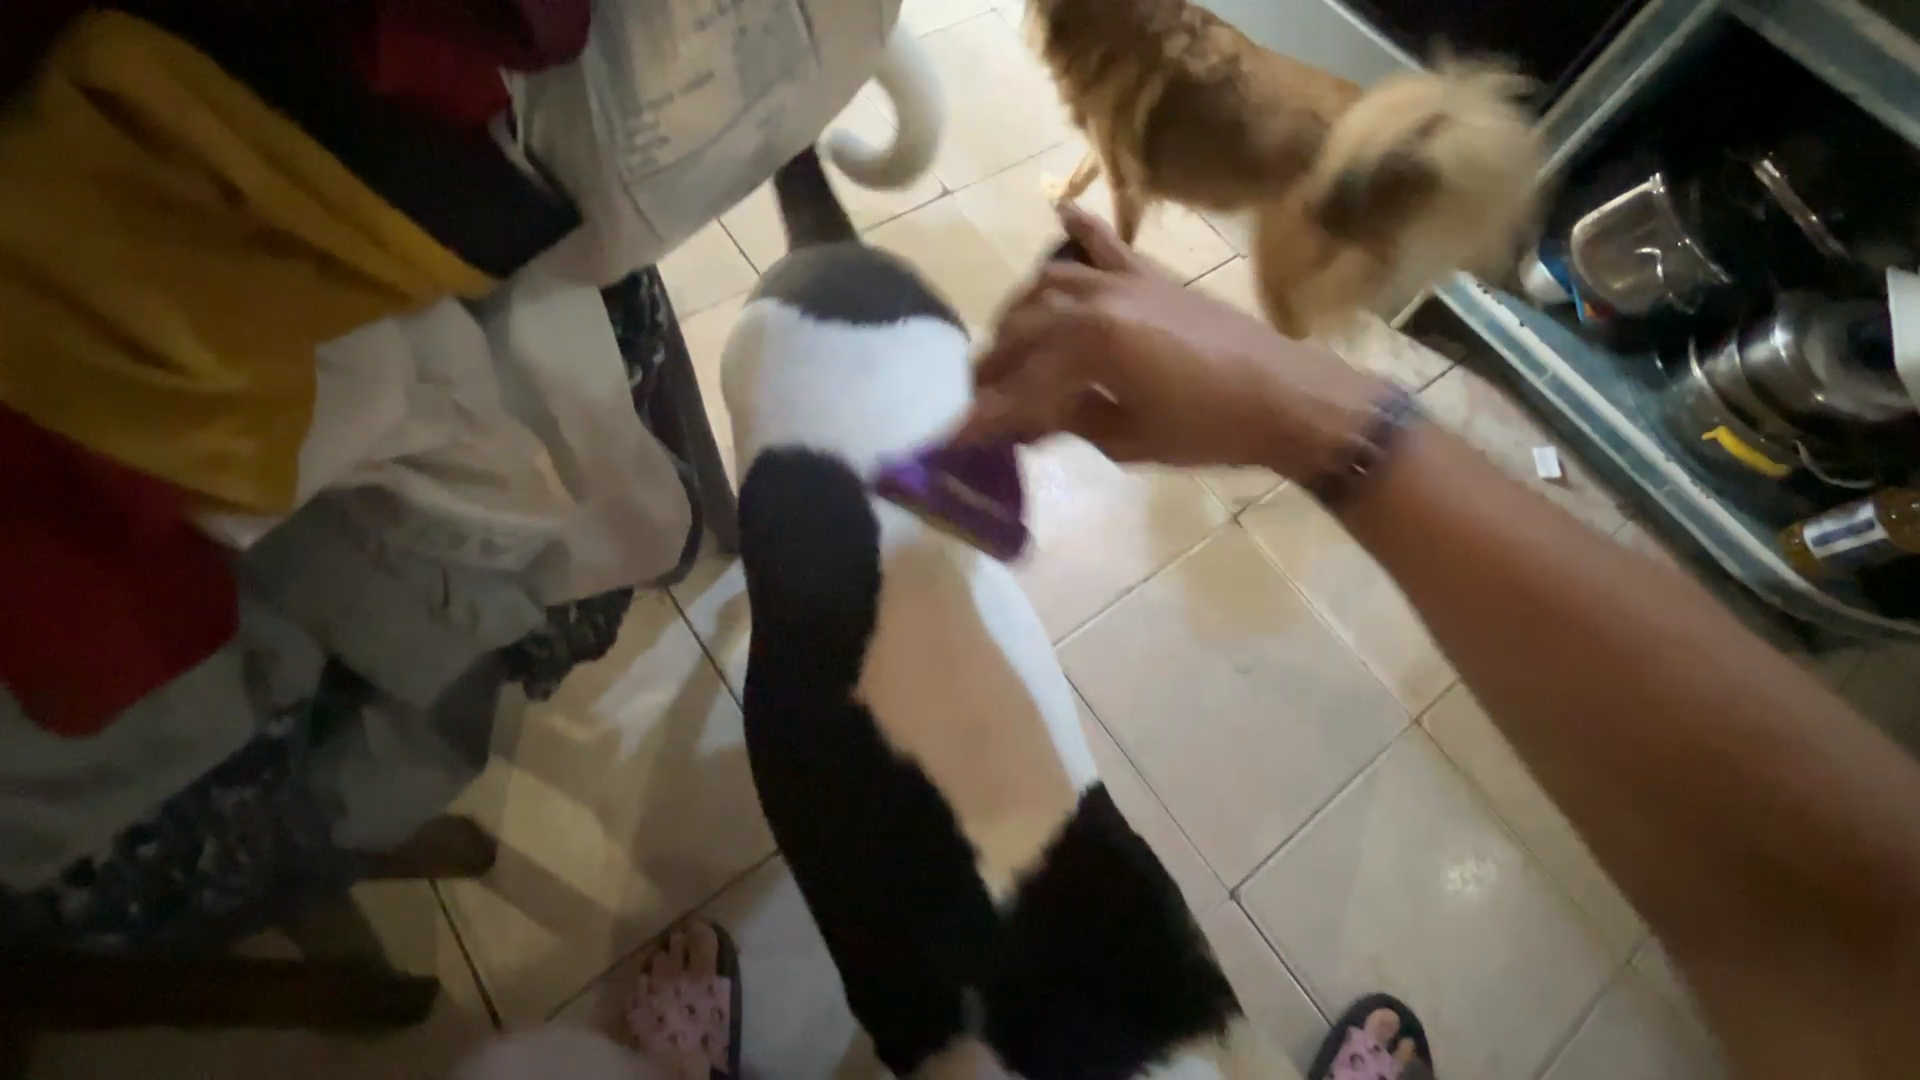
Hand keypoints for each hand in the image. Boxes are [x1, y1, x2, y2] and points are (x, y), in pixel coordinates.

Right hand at [958, 204, 1385, 478]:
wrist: (1284, 396)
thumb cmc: (1206, 431)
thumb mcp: (1125, 440)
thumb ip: (1068, 422)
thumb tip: (1027, 422)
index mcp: (1089, 347)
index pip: (1018, 386)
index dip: (982, 416)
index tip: (949, 437)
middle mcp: (1096, 300)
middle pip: (1022, 330)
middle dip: (993, 367)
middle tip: (977, 397)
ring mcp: (1123, 279)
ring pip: (1048, 283)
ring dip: (1018, 313)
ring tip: (1008, 343)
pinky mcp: (1149, 273)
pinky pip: (1105, 241)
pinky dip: (1079, 228)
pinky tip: (1059, 212)